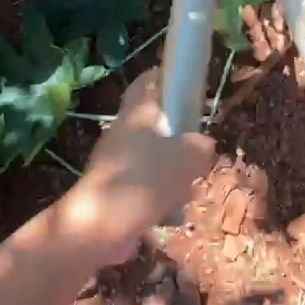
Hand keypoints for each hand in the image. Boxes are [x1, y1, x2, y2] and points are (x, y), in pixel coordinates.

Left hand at [55, 70, 214, 264]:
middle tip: (197, 155)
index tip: (186, 87)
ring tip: (187, 191)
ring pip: (154, 159)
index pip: (147, 82)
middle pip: (156, 126)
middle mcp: (123, 132)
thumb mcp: (187, 157)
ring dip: (173, 175)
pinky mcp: (114, 191)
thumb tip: (202, 145)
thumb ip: (200, 146)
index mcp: (136, 113)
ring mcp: (115, 162)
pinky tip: (170, 215)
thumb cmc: (145, 179)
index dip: (165, 78)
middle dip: (180, 142)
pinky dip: (159, 199)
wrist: (103, 226)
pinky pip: (145, 187)